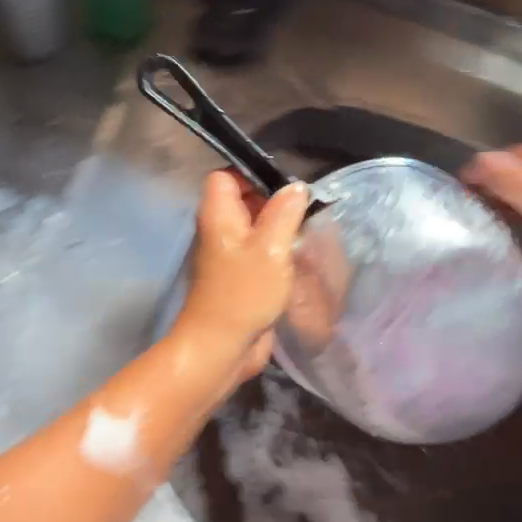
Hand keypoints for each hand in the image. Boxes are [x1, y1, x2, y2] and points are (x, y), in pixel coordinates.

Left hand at [171, 171, 311, 383]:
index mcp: (217, 212)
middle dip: (272, 202)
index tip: (283, 188)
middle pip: (242, 199)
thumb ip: (285, 212)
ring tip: (304, 234)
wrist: (222, 346)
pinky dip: (274, 250)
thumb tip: (296, 187)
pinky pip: (256, 249)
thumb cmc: (244, 291)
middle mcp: (217, 227)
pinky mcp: (237, 274)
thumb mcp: (272, 247)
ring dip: (277, 228)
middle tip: (301, 212)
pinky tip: (296, 259)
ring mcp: (226, 252)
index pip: (226, 175)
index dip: (252, 175)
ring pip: (252, 226)